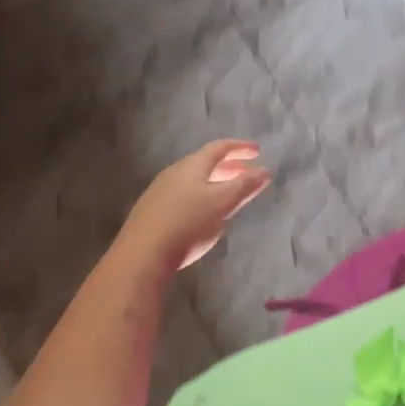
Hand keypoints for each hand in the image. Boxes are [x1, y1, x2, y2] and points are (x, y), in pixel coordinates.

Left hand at [116, 140, 271, 273]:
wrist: (140, 257)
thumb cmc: (187, 223)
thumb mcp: (222, 203)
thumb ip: (244, 186)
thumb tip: (264, 171)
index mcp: (192, 166)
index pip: (219, 148)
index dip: (240, 148)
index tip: (258, 151)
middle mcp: (174, 173)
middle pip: (205, 163)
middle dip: (229, 167)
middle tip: (247, 174)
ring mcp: (158, 193)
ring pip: (192, 181)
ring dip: (214, 184)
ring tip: (228, 197)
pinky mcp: (150, 214)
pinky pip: (181, 197)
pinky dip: (199, 198)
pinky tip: (202, 216)